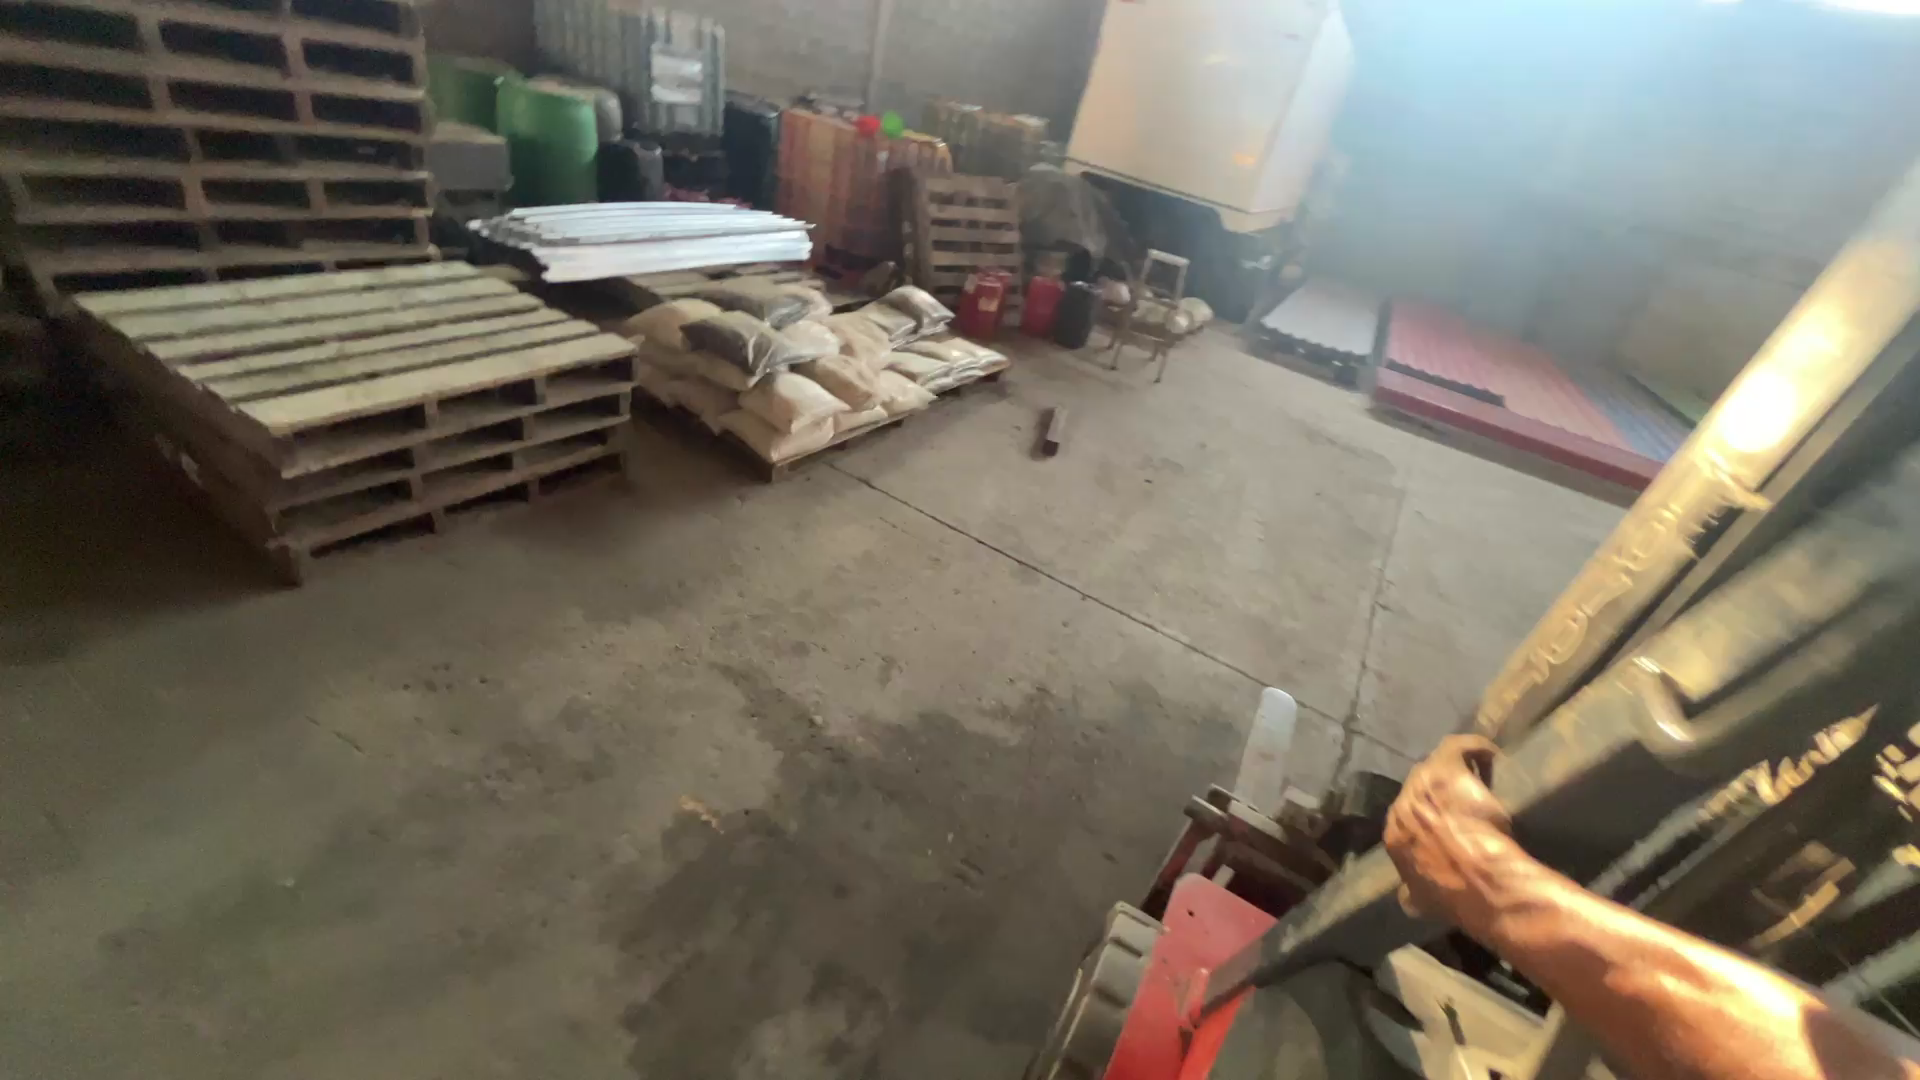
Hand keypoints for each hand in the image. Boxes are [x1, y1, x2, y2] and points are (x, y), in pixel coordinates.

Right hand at [1383, 735, 1523, 935]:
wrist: (1475, 878)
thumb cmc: (1454, 892)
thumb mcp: (1424, 899)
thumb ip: (1412, 894)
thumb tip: (1406, 900)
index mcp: (1394, 835)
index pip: (1406, 818)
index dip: (1427, 818)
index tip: (1450, 825)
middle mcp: (1400, 805)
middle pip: (1417, 790)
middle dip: (1437, 794)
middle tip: (1464, 801)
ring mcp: (1420, 784)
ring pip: (1435, 769)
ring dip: (1455, 772)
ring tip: (1479, 777)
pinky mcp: (1444, 767)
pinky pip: (1457, 748)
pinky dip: (1474, 749)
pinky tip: (1492, 754)